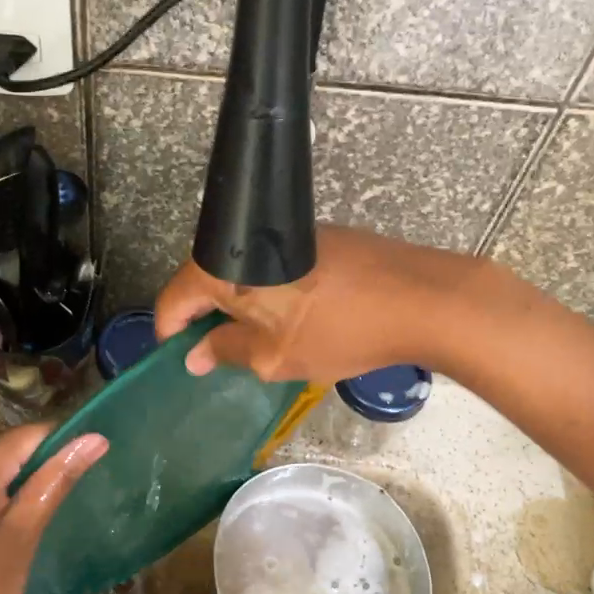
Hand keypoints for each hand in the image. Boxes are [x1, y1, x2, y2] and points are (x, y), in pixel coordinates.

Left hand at [0, 425, 107, 593]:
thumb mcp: (23, 537)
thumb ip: (55, 481)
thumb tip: (95, 438)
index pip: (32, 435)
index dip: (64, 449)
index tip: (89, 476)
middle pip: (8, 448)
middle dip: (38, 471)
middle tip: (62, 510)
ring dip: (16, 488)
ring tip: (37, 525)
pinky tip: (3, 534)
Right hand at [155, 225, 461, 382]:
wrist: (421, 298)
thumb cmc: (340, 332)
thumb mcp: (275, 357)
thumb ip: (227, 351)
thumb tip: (195, 354)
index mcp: (226, 269)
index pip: (173, 297)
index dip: (172, 332)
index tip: (185, 359)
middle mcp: (248, 242)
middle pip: (206, 280)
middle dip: (207, 318)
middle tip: (224, 356)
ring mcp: (286, 234)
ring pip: (244, 273)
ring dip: (242, 305)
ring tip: (264, 341)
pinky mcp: (318, 236)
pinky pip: (276, 266)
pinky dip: (273, 292)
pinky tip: (300, 318)